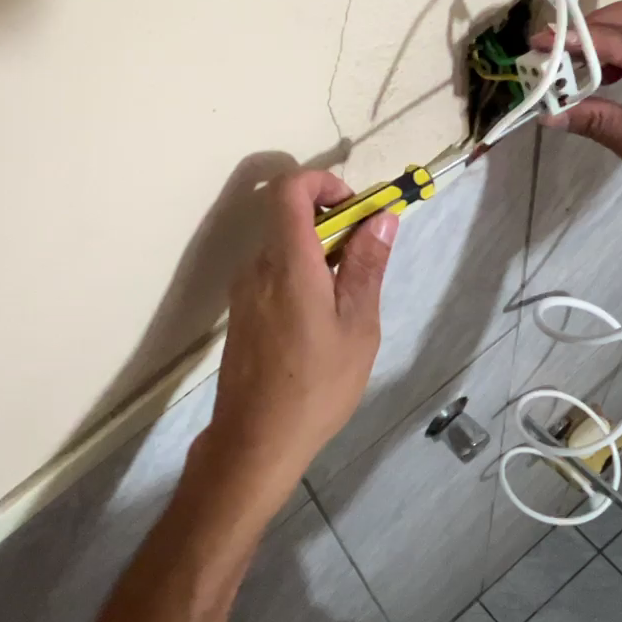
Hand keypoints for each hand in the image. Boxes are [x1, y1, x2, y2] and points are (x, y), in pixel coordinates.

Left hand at [200, 170, 396, 502]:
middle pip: (288, 217)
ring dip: (317, 254)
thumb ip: (366, 266)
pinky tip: (321, 321)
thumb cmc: (316, 386)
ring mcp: (243, 290)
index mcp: (287, 262)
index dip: (322, 181)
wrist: (255, 439)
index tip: (355, 207)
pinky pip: (272, 275)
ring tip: (349, 300)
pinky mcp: (241, 312)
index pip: (288, 188)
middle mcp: (257, 266)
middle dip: (331, 222)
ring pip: (282, 248)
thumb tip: (381, 217)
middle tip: (366, 259)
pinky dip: (300, 276)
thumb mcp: (358, 326)